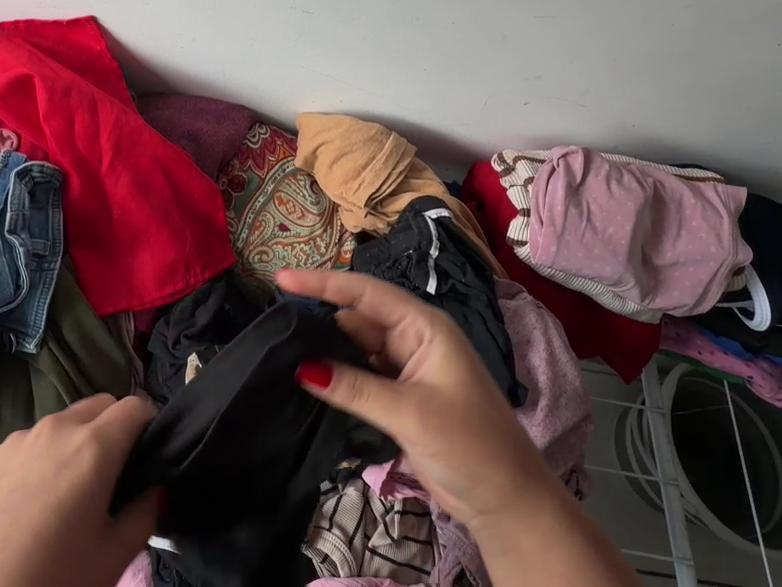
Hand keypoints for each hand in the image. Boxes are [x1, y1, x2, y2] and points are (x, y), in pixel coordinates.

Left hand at [0, 393, 162, 586]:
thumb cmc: (52, 581)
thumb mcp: (113, 557)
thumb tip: (155, 488)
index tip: (151, 455)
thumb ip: (144, 513)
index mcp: (93, 446)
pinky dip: (43, 457)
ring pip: (63, 422)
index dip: (150, 425)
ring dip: (78, 441)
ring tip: (70, 494)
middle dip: (116, 428)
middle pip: (100, 405)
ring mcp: (17, 439)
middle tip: (116, 476)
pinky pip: (29, 442)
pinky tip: (31, 503)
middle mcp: (55, 428)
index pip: (135, 406)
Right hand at [275, 267, 544, 531]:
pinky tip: (309, 377)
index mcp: (425, 326)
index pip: (365, 294)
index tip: (281, 278)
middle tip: (274, 322)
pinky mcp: (399, 395)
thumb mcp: (409, 412)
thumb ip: (354, 387)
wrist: (507, 502)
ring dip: (326, 347)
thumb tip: (302, 367)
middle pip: (357, 316)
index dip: (322, 283)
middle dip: (319, 315)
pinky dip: (336, 374)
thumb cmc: (470, 445)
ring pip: (356, 346)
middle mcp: (413, 339)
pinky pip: (360, 374)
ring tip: (281, 346)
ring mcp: (406, 368)